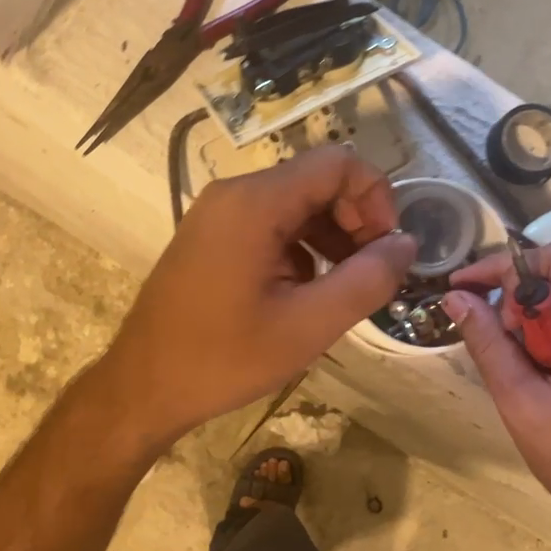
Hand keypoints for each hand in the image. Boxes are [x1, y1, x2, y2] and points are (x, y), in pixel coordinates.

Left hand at [97, 145, 415, 446]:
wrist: (144, 387)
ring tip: (342, 291)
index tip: (387, 249)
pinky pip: (269, 225)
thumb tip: (406, 245)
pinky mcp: (210, 237)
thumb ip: (366, 280)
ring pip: (295, 205)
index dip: (376, 198)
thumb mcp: (307, 326)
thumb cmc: (223, 358)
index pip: (338, 163)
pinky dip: (300, 250)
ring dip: (330, 238)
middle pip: (316, 181)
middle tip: (371, 275)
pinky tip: (303, 295)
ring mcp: (217, 214)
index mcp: (255, 203)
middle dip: (355, 221)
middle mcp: (233, 194)